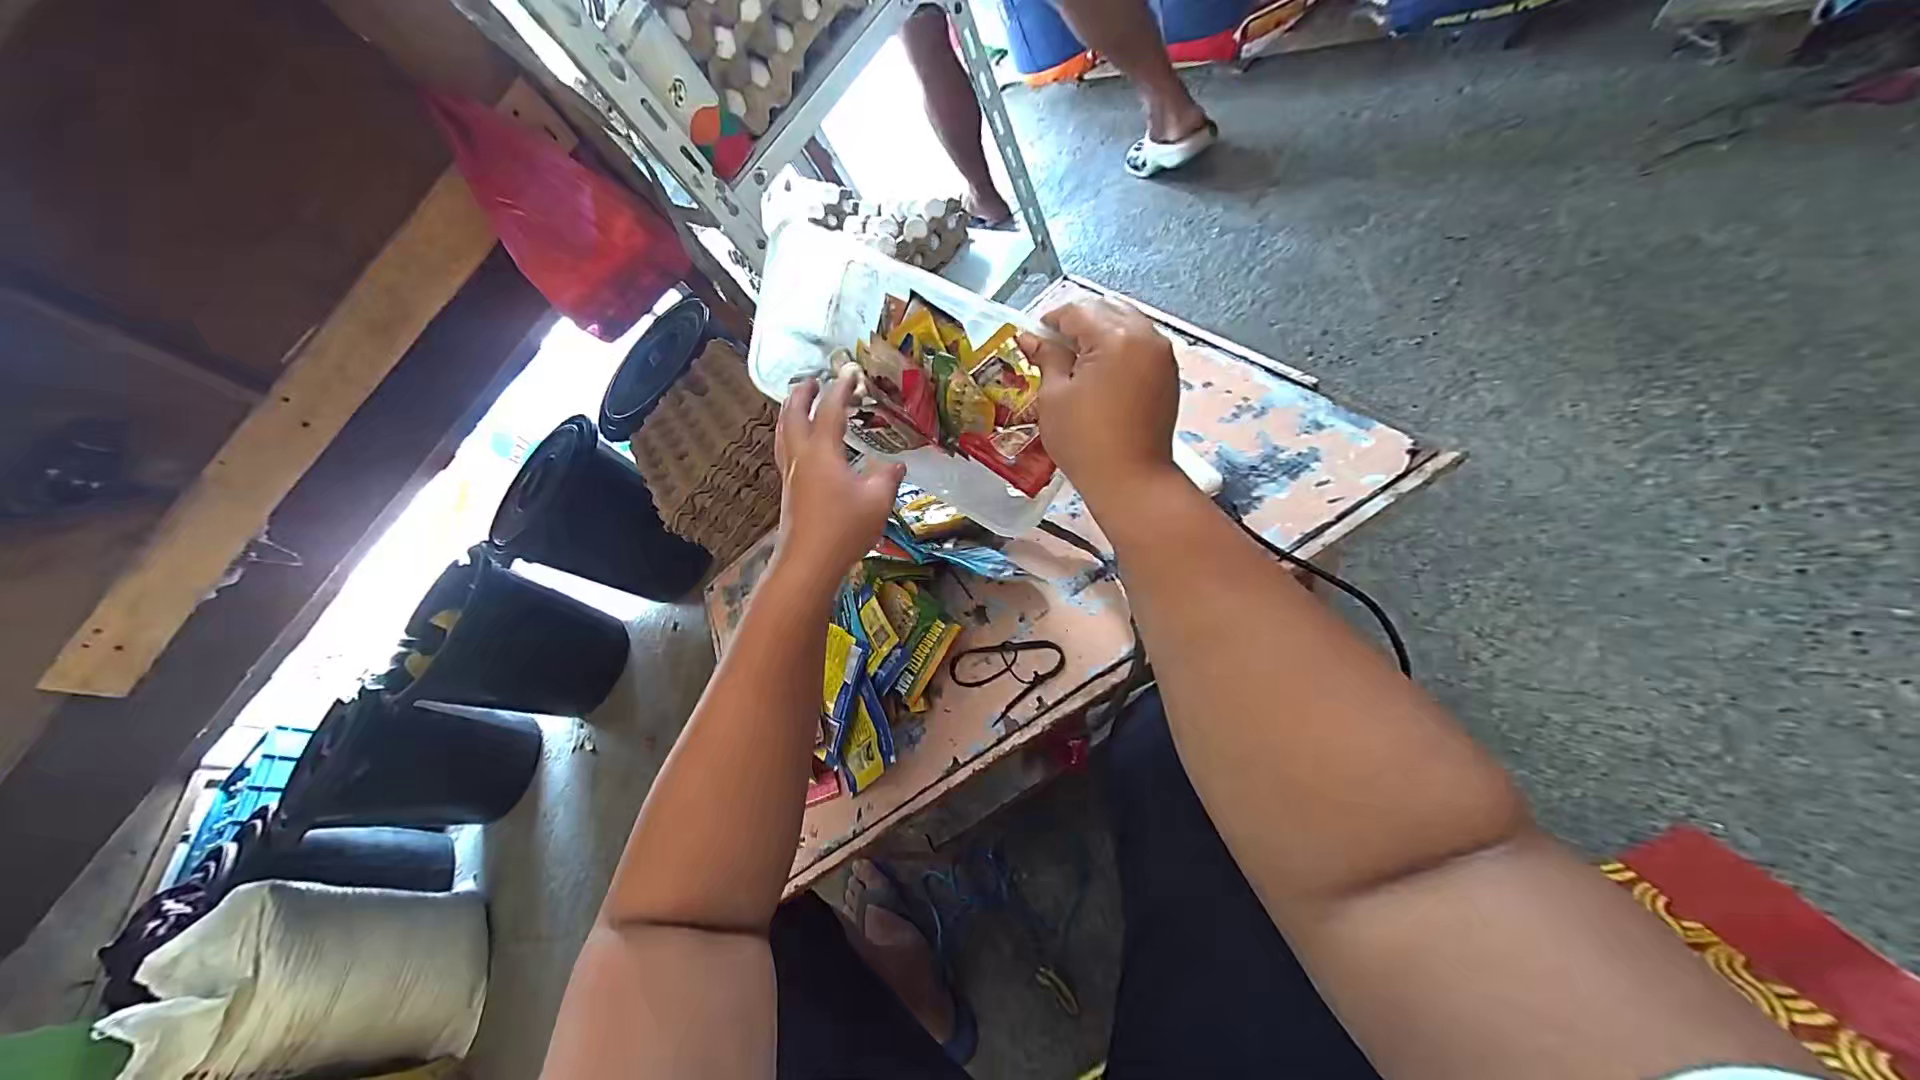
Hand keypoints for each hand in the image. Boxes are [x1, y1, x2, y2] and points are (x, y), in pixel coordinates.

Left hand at [773, 375, 905, 582]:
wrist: (808, 563)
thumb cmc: (843, 528)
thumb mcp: (877, 501)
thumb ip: (887, 476)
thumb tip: (897, 463)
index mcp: (822, 451)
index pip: (830, 409)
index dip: (842, 388)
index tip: (850, 372)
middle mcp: (801, 457)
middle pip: (794, 414)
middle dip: (803, 394)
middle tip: (813, 380)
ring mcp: (791, 475)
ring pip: (784, 433)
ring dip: (791, 412)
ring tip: (800, 404)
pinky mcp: (789, 491)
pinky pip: (786, 450)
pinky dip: (791, 435)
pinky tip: (802, 446)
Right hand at [1021, 298, 1180, 506]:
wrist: (1132, 480)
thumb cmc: (1087, 443)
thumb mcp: (1054, 397)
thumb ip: (1047, 358)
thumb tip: (1032, 339)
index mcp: (1115, 338)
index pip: (1076, 311)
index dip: (1050, 320)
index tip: (1035, 335)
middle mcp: (1145, 337)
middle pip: (1105, 309)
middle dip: (1077, 321)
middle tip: (1053, 346)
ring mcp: (1162, 355)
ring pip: (1126, 323)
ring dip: (1100, 331)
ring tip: (1076, 359)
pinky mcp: (1168, 374)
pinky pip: (1140, 344)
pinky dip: (1119, 347)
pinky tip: (1100, 371)